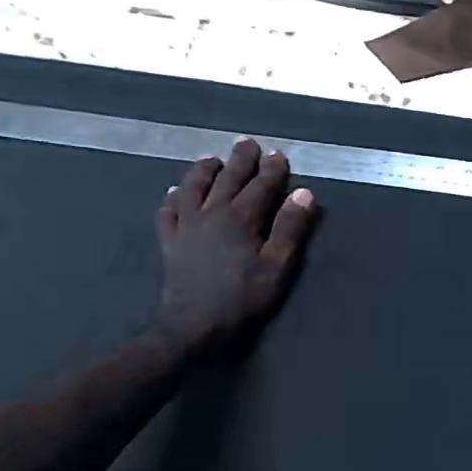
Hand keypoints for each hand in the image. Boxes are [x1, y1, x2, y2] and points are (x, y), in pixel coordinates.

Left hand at [154, 139, 317, 351]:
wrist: (194, 325)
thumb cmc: (243, 297)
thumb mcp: (277, 265)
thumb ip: (290, 228)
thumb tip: (304, 193)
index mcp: (240, 218)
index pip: (260, 185)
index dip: (272, 169)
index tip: (279, 155)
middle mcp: (211, 213)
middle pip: (227, 179)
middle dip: (240, 160)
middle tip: (247, 144)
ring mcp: (186, 226)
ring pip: (193, 188)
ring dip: (203, 170)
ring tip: (211, 159)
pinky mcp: (170, 242)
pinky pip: (168, 212)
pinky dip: (172, 198)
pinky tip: (174, 192)